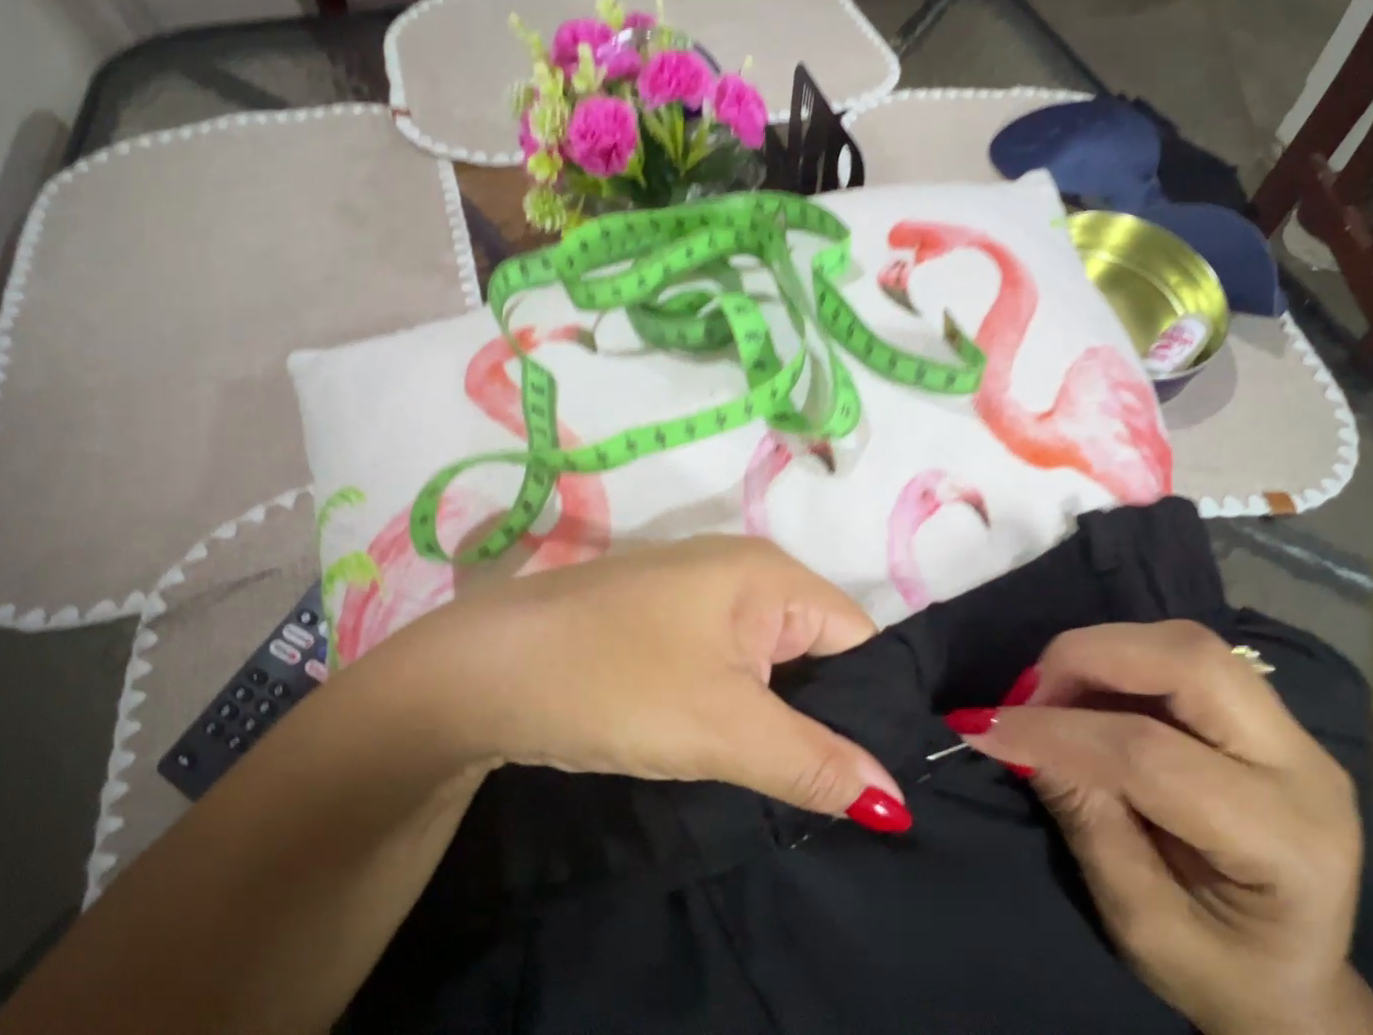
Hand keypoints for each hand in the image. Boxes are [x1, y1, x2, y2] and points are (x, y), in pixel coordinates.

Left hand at [374, 535, 911, 830]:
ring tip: (793, 785)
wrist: (475, 675)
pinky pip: (727, 665)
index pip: (860, 640)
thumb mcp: (724, 730)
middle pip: (817, 651)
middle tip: (839, 796)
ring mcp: (695, 594)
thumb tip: (896, 802)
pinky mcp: (659, 623)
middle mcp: (740, 570)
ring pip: (769, 663)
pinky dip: (739, 707)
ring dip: (780, 720)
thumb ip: (815, 763)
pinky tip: (733, 751)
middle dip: (826, 721)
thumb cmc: (613, 686)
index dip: (874, 710)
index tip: (879, 783)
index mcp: (771, 573)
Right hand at [946, 622, 1372, 1034]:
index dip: (1057, 732)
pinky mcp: (1271, 721)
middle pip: (1192, 662)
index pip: (1153, 754)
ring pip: (1191, 645)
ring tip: (1050, 694)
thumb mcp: (1140, 923)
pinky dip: (1123, 661)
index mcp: (1284, 842)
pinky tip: (1086, 694)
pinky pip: (1190, 660)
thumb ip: (1087, 822)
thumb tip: (1016, 739)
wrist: (1294, 987)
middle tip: (1024, 696)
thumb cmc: (1217, 973)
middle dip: (1089, 658)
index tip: (983, 727)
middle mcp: (1304, 768)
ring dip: (1105, 652)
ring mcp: (1295, 735)